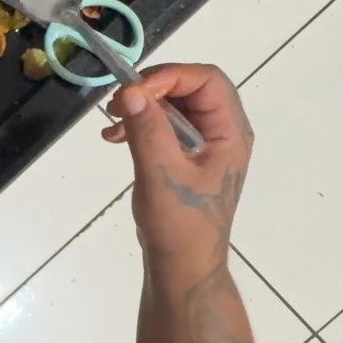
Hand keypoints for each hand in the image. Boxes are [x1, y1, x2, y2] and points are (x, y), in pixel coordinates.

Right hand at [102, 63, 252, 285]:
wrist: (181, 265)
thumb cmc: (179, 224)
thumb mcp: (161, 175)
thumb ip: (148, 131)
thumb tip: (131, 92)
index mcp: (230, 133)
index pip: (206, 81)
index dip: (169, 77)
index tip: (131, 91)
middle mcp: (221, 133)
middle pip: (190, 89)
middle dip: (152, 89)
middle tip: (117, 103)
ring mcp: (203, 147)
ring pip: (174, 108)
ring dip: (142, 107)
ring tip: (112, 122)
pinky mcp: (183, 160)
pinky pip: (164, 128)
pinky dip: (139, 126)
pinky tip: (115, 138)